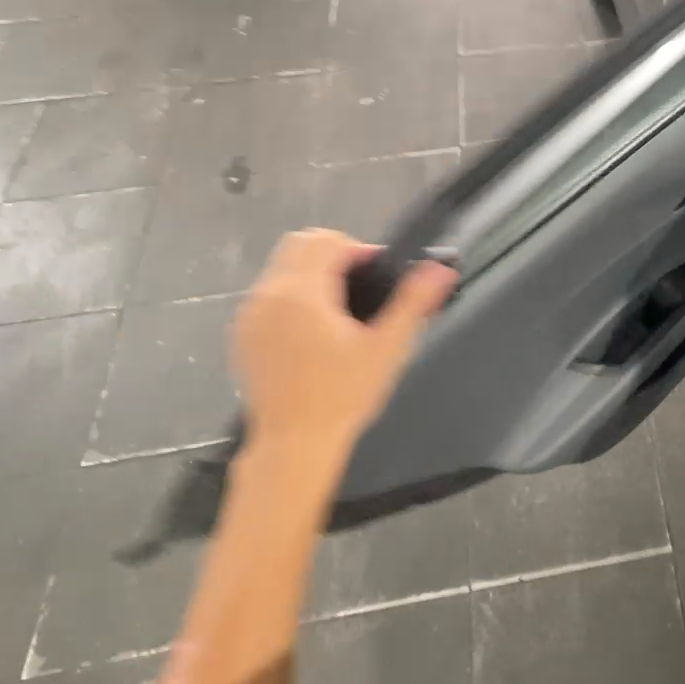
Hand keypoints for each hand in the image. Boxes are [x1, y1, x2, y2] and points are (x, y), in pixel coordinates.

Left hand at [234, 230, 455, 460]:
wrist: (293, 444)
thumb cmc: (344, 395)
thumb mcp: (387, 348)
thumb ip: (413, 302)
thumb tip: (442, 268)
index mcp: (301, 293)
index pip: (327, 240)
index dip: (359, 251)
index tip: (378, 281)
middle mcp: (268, 295)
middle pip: (300, 244)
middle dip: (335, 256)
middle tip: (362, 293)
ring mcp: (250, 315)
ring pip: (283, 268)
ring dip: (314, 275)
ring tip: (342, 315)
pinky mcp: (242, 334)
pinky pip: (270, 294)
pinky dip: (294, 297)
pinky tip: (315, 335)